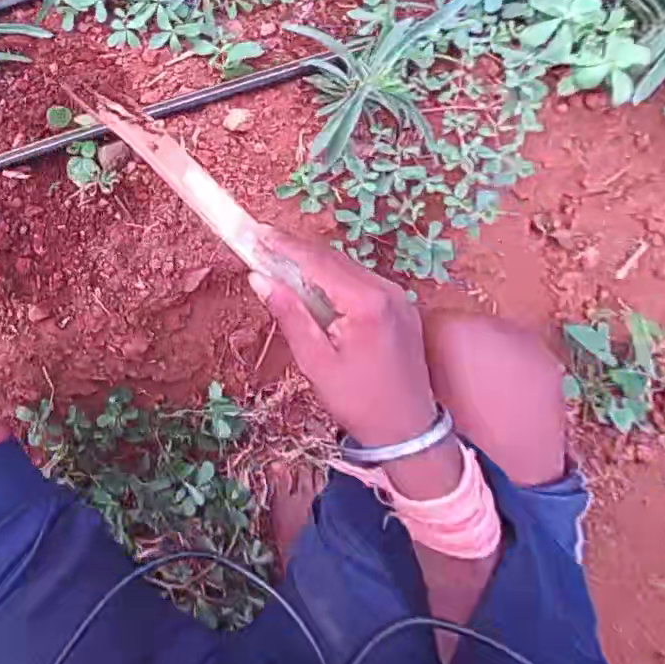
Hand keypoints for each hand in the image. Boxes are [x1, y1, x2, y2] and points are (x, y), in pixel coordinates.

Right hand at [247, 228, 434, 447]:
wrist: (408, 431)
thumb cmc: (356, 400)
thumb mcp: (314, 360)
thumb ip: (289, 313)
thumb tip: (258, 277)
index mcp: (366, 303)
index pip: (317, 261)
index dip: (284, 245)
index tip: (256, 233)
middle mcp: (388, 291)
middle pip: (333, 259)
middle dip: (296, 250)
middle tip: (261, 243)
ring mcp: (399, 297)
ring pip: (347, 267)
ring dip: (314, 263)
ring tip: (279, 261)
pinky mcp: (402, 307)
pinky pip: (361, 281)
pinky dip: (334, 278)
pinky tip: (312, 285)